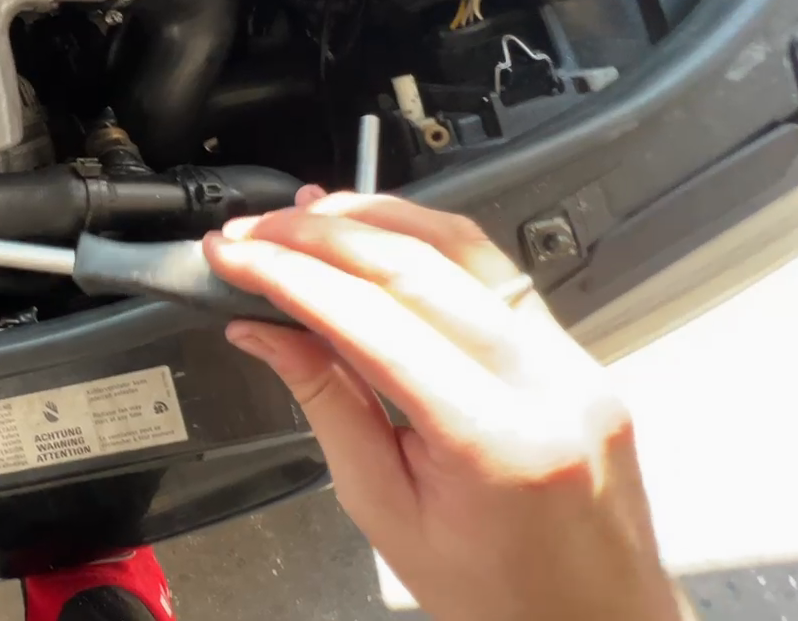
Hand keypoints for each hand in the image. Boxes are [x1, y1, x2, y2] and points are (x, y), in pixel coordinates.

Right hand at [205, 190, 684, 620]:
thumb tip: (257, 327)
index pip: (366, 318)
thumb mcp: (379, 502)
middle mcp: (547, 383)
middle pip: (409, 264)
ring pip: (454, 242)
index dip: (282, 274)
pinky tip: (365, 226)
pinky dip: (412, 230)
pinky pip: (484, 262)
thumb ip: (321, 399)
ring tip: (294, 213)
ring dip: (362, 216)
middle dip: (310, 234)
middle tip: (246, 231)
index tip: (228, 255)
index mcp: (496, 439)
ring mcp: (569, 358)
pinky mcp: (568, 347)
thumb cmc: (494, 594)